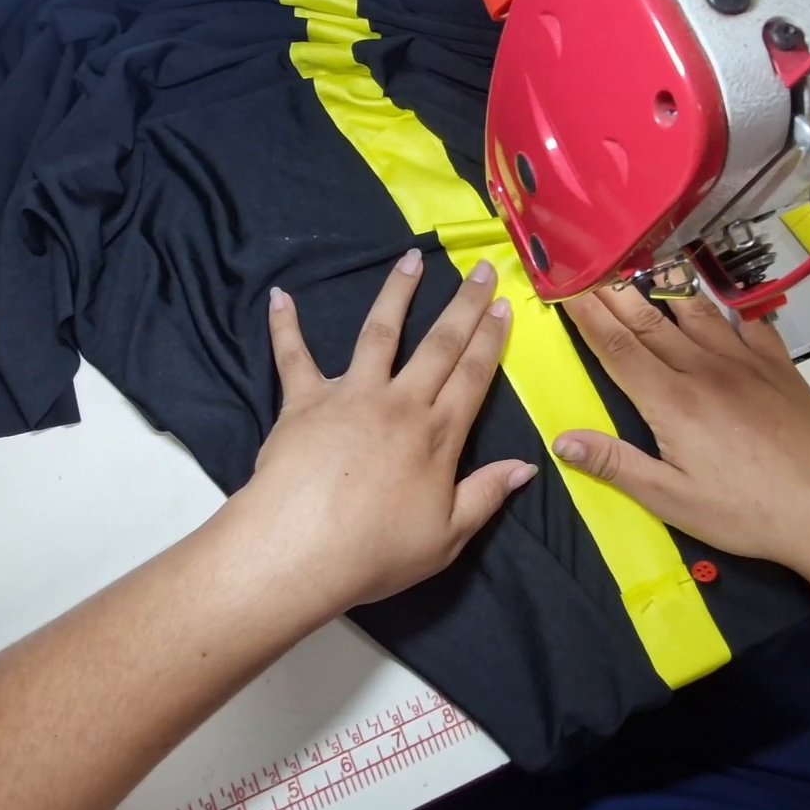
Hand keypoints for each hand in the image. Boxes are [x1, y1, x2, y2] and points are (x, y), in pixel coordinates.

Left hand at [232, 250, 536, 610]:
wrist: (300, 548)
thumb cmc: (376, 550)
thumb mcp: (447, 536)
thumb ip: (487, 495)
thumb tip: (529, 466)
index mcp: (437, 434)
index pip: (473, 375)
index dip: (491, 338)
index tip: (502, 305)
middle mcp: (399, 402)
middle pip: (440, 344)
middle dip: (463, 304)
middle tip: (480, 268)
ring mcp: (350, 395)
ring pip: (379, 333)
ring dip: (397, 294)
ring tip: (411, 259)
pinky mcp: (303, 400)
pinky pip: (293, 357)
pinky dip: (285, 327)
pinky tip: (280, 297)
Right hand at [551, 286, 809, 568]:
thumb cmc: (744, 512)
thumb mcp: (670, 499)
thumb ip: (615, 465)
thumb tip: (562, 439)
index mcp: (671, 402)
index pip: (617, 348)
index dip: (588, 316)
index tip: (568, 288)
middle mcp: (704, 370)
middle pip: (650, 323)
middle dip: (615, 293)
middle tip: (593, 266)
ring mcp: (746, 364)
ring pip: (697, 315)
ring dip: (666, 290)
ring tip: (647, 269)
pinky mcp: (781, 369)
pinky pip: (750, 327)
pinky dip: (729, 311)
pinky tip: (723, 305)